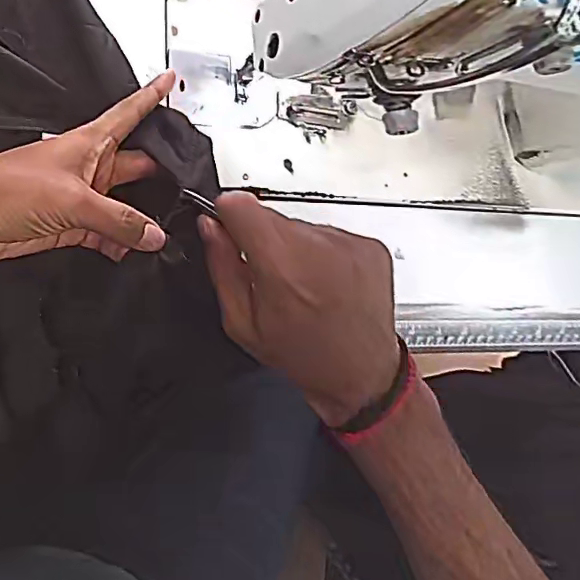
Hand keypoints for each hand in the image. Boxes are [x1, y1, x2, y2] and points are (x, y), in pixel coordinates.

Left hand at [0, 72, 176, 272]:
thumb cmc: (1, 188)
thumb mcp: (71, 199)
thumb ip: (118, 219)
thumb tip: (153, 233)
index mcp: (89, 142)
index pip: (129, 112)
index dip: (150, 96)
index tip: (170, 79)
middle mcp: (87, 166)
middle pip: (136, 165)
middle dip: (159, 175)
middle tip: (185, 188)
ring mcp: (80, 196)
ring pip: (123, 205)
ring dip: (140, 219)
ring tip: (161, 231)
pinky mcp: (70, 224)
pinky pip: (107, 231)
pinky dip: (119, 242)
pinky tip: (129, 250)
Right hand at [197, 192, 403, 425]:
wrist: (361, 374)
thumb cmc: (303, 355)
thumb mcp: (242, 323)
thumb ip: (222, 266)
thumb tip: (211, 228)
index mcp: (281, 267)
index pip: (240, 204)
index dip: (227, 214)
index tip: (227, 228)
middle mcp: (317, 249)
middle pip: (269, 214)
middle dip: (261, 237)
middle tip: (269, 273)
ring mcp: (347, 245)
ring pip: (299, 224)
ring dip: (292, 246)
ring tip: (301, 283)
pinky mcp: (368, 246)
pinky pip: (329, 234)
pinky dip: (321, 252)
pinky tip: (324, 282)